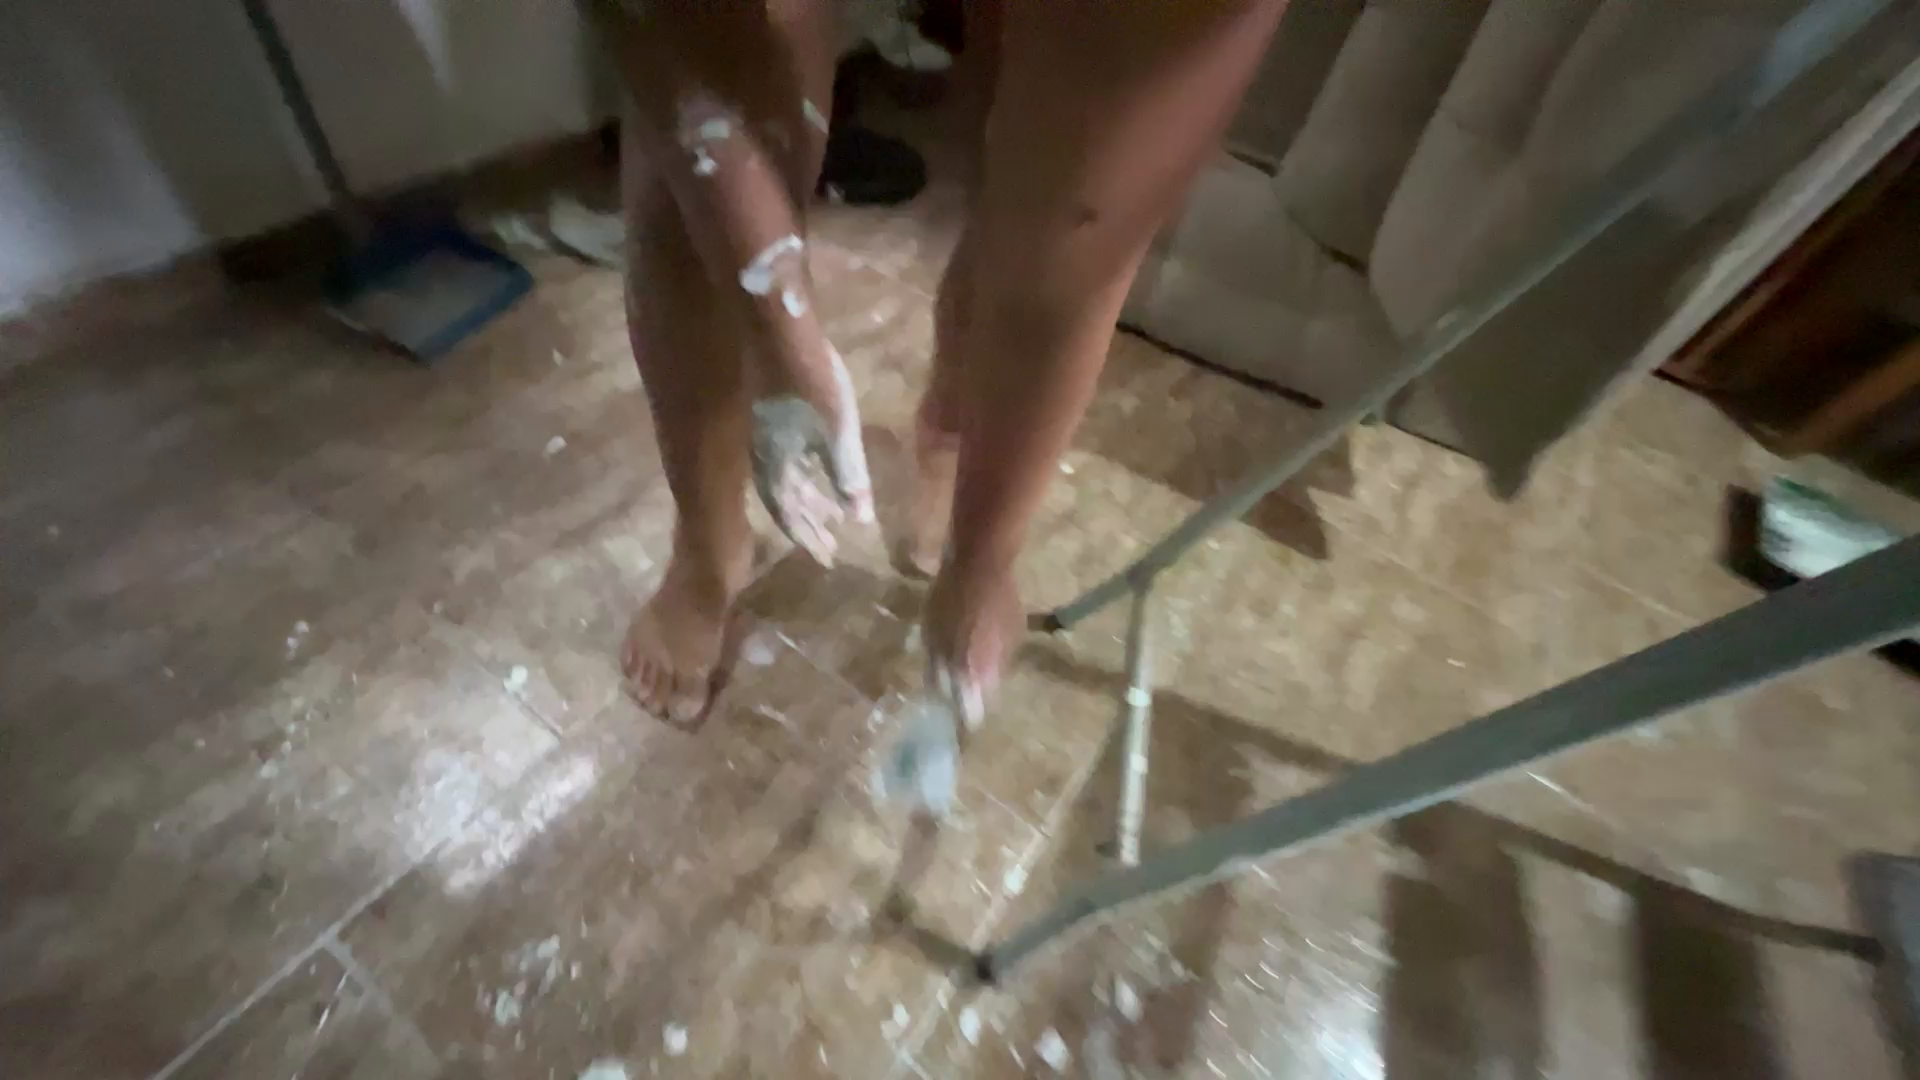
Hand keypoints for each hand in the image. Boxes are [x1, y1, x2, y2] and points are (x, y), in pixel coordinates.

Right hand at [748, 346, 872, 565]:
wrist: (776, 325)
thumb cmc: (810, 379)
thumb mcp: (837, 432)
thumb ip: (848, 476)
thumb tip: (861, 520)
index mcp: (775, 466)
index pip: (789, 515)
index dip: (808, 538)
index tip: (827, 558)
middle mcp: (764, 455)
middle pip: (787, 500)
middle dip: (810, 523)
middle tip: (831, 543)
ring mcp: (764, 431)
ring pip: (787, 477)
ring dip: (809, 497)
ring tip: (832, 510)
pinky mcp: (771, 409)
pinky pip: (787, 454)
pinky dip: (805, 468)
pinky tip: (818, 461)